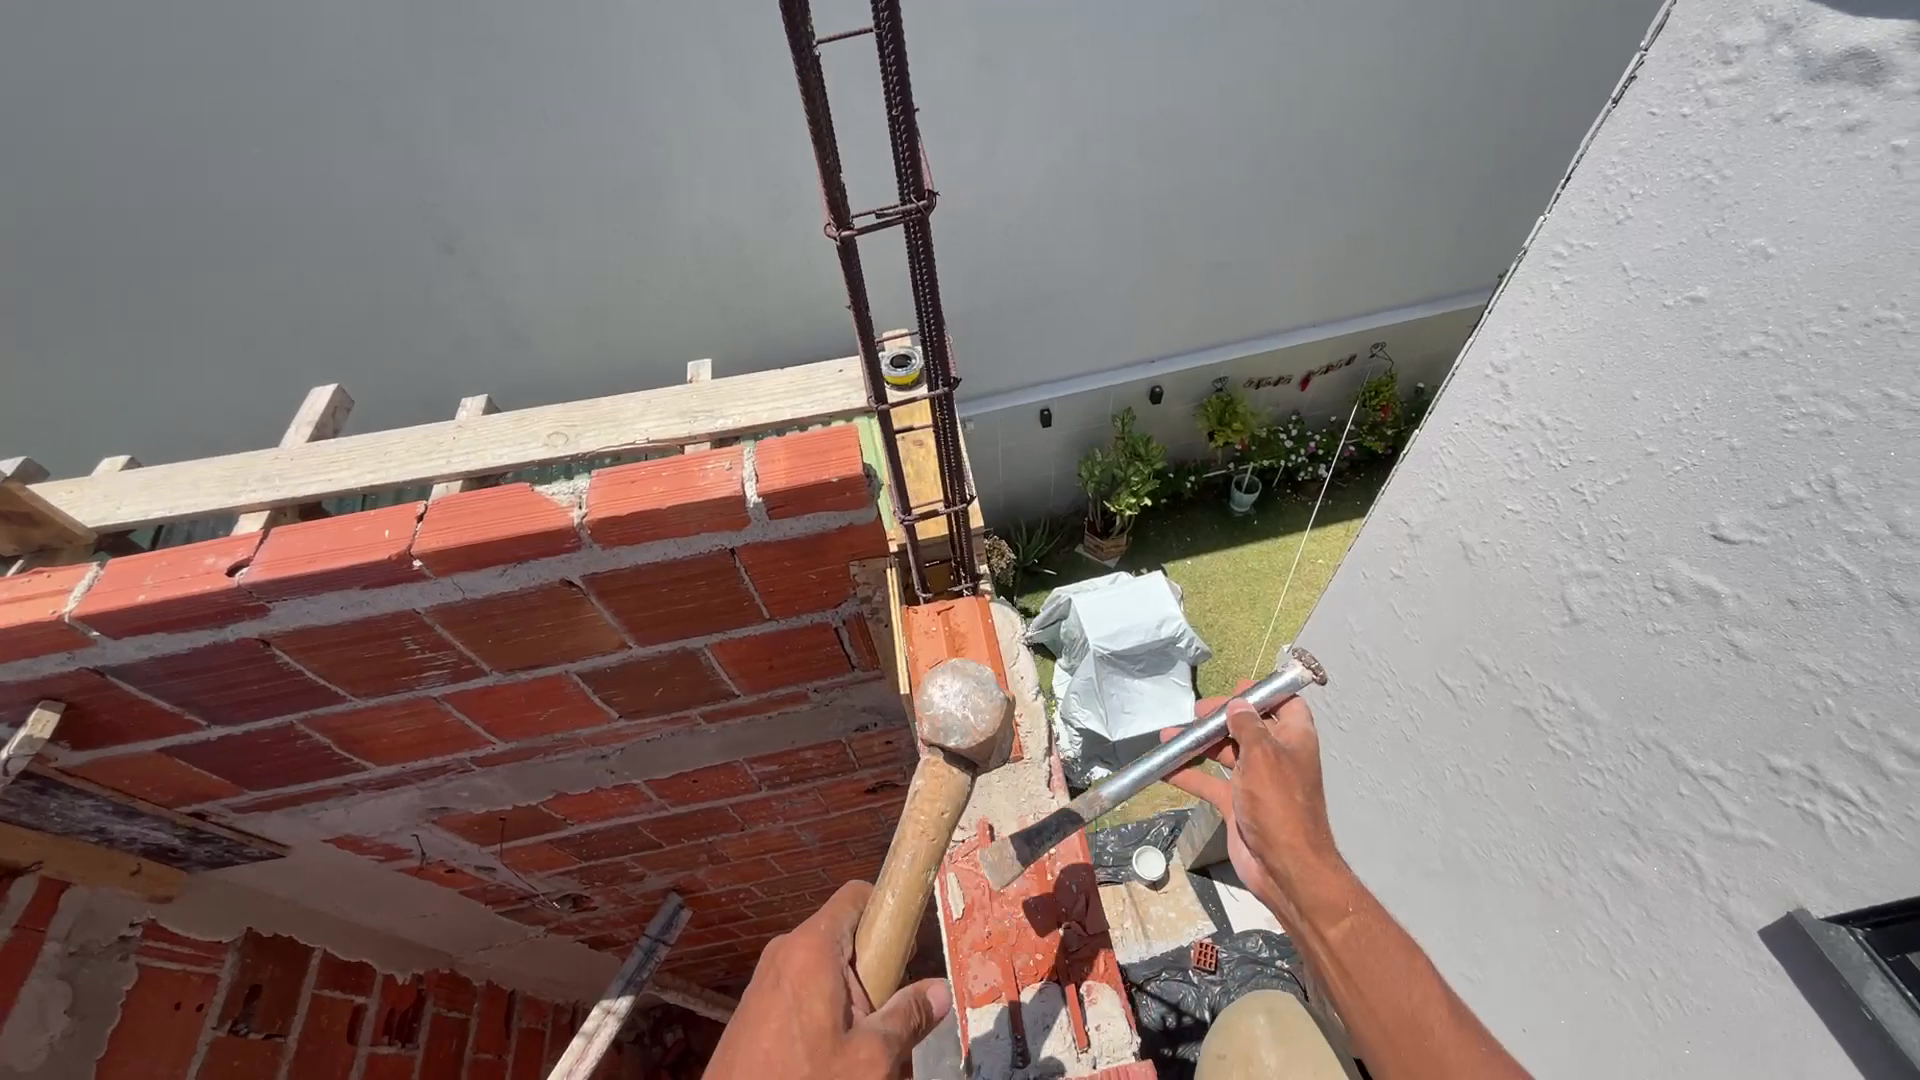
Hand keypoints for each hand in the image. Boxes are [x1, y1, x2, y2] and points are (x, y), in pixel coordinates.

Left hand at [704, 881, 951, 1079]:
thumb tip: (941, 990)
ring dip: (851, 998)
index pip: (858, 895)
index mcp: (812, 947)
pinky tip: (831, 1057)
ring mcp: (766, 978)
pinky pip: (803, 990)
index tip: (905, 957)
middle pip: (845, 935)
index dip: (888, 914)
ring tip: (859, 1047)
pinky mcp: (755, 1006)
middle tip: (886, 1017)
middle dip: (873, 970)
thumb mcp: (868, 1059)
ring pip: (826, 968)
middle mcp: (786, 950)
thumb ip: (908, 1017)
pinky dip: (825, 1011)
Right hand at [1160, 685, 1342, 919]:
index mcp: (1292, 740)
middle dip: (1221, 717)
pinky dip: (1188, 774)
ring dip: (1198, 744)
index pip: (1285, 705)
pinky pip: (1209, 781)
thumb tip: (1238, 703)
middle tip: (1197, 712)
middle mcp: (1275, 757)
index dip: (1264, 693)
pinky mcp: (1236, 803)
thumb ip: (1248, 725)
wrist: (1284, 867)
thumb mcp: (1264, 755)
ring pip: (1224, 753)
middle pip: (1247, 727)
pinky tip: (1165, 767)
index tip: (1236, 688)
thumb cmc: (1279, 804)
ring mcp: (1254, 781)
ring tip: (1169, 735)